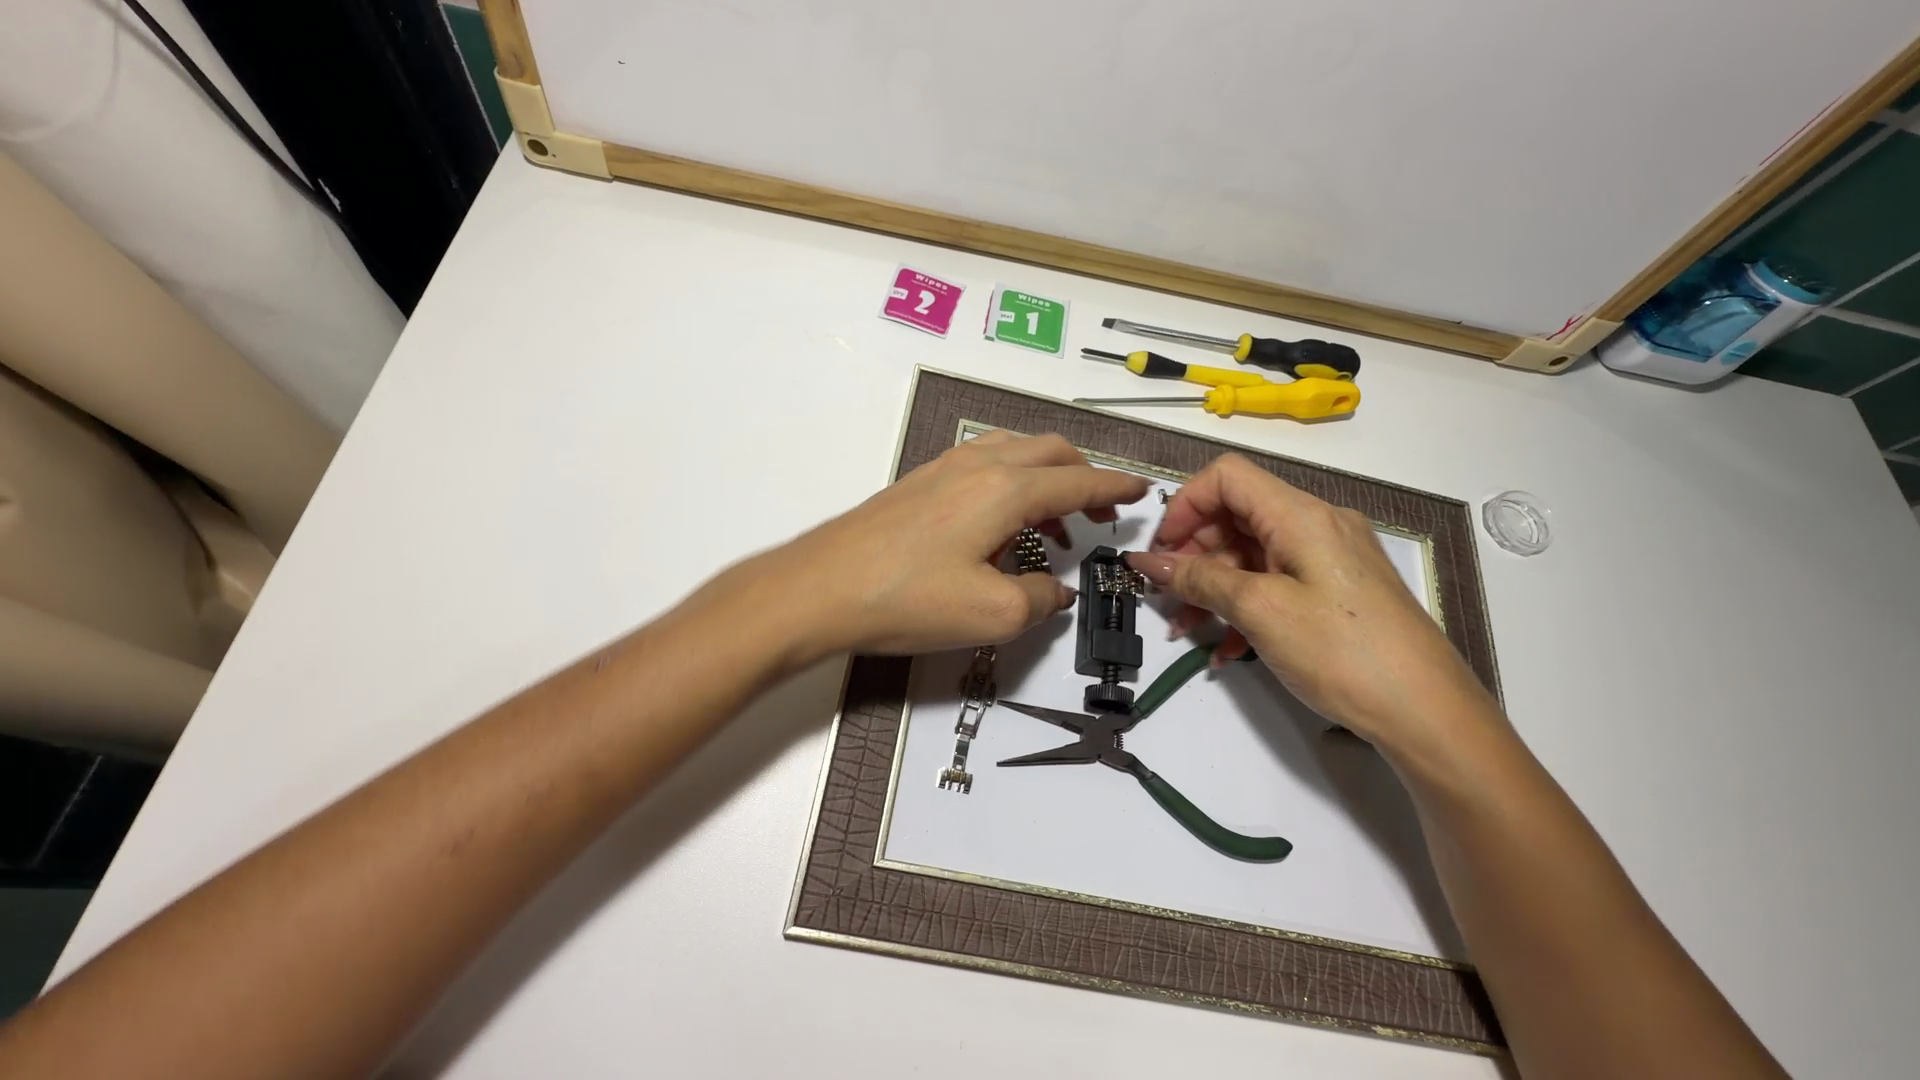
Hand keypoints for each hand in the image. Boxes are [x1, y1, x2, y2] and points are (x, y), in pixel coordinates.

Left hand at [749, 431, 1148, 656]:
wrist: (818, 588)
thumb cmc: (907, 600)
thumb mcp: (991, 614)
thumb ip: (1040, 599)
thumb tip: (1058, 590)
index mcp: (1005, 489)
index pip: (1077, 480)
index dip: (1114, 486)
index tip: (1142, 490)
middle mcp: (978, 465)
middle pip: (1049, 451)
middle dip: (1083, 476)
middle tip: (1099, 515)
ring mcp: (943, 468)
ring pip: (1014, 452)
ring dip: (1045, 478)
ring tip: (1053, 526)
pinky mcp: (918, 483)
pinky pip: (982, 465)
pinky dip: (1011, 482)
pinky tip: (1000, 527)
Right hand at [1126, 454, 1496, 753]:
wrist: (1426, 711)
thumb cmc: (1341, 651)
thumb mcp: (1260, 611)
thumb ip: (1201, 579)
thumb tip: (1148, 560)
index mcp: (1301, 515)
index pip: (1226, 477)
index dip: (1185, 507)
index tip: (1161, 553)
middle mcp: (1316, 525)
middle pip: (1236, 516)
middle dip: (1193, 554)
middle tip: (1167, 598)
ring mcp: (1328, 559)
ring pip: (1251, 555)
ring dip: (1212, 588)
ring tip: (1187, 631)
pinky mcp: (1336, 592)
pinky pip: (1275, 583)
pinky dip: (1243, 607)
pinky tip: (1225, 649)